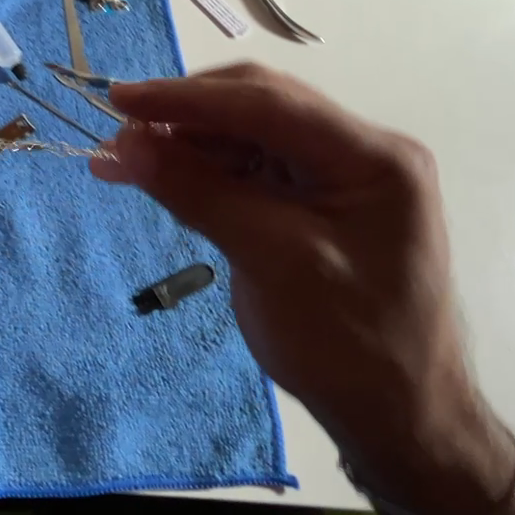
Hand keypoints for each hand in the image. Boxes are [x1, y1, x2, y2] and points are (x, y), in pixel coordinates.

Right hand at [91, 63, 513, 513]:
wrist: (396, 417)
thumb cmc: (347, 342)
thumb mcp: (270, 260)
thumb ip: (196, 192)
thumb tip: (123, 142)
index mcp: (371, 156)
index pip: (266, 103)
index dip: (186, 97)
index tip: (118, 99)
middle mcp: (356, 151)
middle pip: (255, 106)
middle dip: (183, 114)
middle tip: (117, 130)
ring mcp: (330, 175)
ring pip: (241, 134)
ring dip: (180, 141)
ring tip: (119, 157)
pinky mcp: (304, 200)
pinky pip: (240, 167)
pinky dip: (192, 169)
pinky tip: (150, 175)